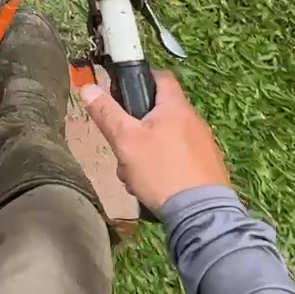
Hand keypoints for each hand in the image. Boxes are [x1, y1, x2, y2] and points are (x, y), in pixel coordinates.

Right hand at [79, 70, 229, 209]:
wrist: (202, 217)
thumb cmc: (161, 170)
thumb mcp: (125, 140)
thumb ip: (106, 113)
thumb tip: (87, 88)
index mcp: (175, 107)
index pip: (159, 76)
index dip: (139, 78)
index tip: (121, 92)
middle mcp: (193, 121)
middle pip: (157, 112)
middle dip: (134, 127)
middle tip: (121, 143)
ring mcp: (202, 146)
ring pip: (163, 138)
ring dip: (144, 150)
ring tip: (133, 173)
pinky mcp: (206, 168)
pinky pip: (176, 157)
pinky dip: (161, 166)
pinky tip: (151, 185)